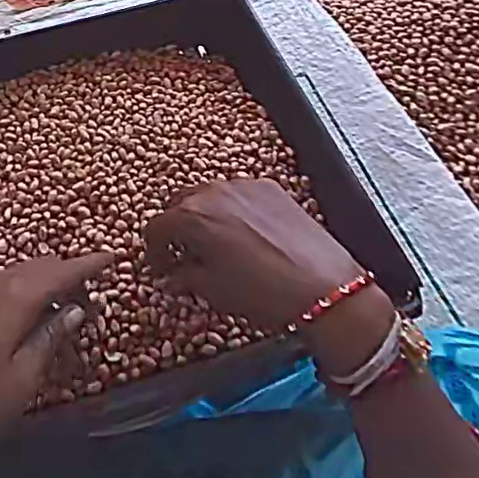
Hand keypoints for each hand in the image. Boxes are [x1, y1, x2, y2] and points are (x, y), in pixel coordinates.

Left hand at [0, 253, 113, 460]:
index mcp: (16, 298)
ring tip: (67, 303)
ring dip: (46, 280)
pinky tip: (30, 310)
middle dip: (70, 273)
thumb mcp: (23, 379)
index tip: (114, 256)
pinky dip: (25, 288)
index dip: (89, 264)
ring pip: (20, 272)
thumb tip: (76, 310)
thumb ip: (50, 337)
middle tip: (93, 294)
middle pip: (41, 266)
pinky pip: (3, 283)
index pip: (62, 271)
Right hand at [142, 179, 362, 333]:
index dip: (154, 249)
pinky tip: (246, 233)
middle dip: (177, 227)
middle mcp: (213, 191)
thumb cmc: (263, 292)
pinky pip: (240, 193)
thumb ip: (184, 276)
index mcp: (192, 216)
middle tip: (184, 253)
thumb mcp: (213, 290)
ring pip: (210, 194)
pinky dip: (234, 208)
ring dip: (205, 214)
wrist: (324, 286)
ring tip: (216, 242)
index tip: (161, 265)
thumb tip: (172, 275)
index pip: (157, 226)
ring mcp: (244, 185)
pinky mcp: (270, 186)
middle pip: (180, 203)